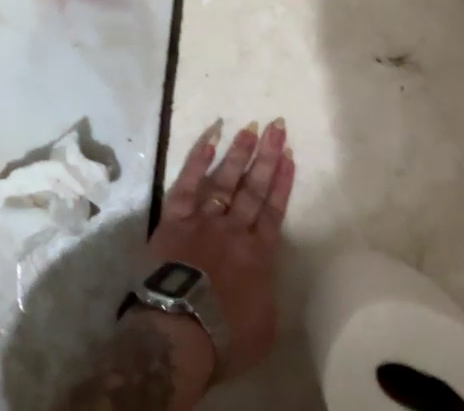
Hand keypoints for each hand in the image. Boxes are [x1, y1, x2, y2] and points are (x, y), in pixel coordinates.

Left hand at [147, 117, 295, 380]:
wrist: (181, 332)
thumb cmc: (224, 338)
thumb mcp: (264, 328)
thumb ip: (266, 298)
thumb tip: (263, 286)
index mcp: (259, 255)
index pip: (274, 211)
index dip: (282, 183)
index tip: (289, 155)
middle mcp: (235, 231)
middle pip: (254, 188)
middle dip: (267, 156)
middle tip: (277, 125)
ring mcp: (204, 222)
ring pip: (225, 180)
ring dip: (239, 153)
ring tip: (250, 127)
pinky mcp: (175, 221)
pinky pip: (187, 183)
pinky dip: (197, 159)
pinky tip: (209, 137)